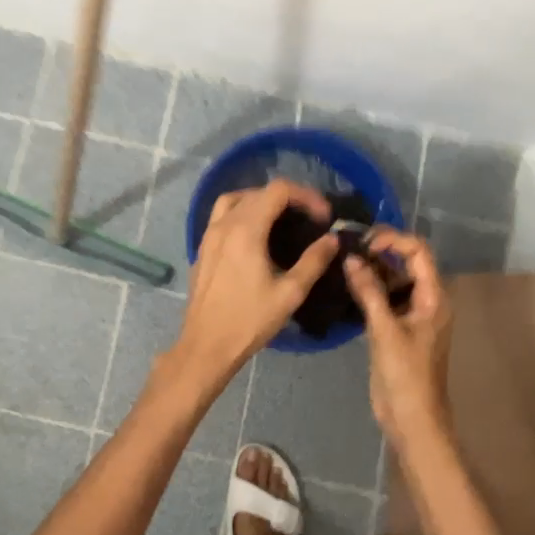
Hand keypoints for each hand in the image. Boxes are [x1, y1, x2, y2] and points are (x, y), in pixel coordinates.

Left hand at [167, 180, 337, 383]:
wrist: (206, 345)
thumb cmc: (250, 320)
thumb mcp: (290, 293)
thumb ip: (314, 261)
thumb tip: (332, 239)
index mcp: (246, 229)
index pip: (278, 190)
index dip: (306, 195)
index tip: (324, 216)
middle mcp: (224, 223)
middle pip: (258, 191)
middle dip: (288, 197)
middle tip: (310, 218)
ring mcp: (209, 234)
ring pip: (236, 198)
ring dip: (262, 200)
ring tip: (283, 218)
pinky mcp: (203, 246)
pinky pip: (222, 214)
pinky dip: (242, 211)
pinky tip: (256, 234)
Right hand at [344, 228, 452, 442]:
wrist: (412, 420)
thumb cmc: (406, 375)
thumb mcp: (385, 330)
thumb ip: (369, 292)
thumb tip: (351, 258)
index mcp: (434, 297)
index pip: (418, 251)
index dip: (393, 239)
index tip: (364, 243)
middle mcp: (426, 301)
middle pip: (406, 262)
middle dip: (379, 251)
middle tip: (347, 249)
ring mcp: (412, 315)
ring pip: (394, 280)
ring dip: (372, 270)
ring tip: (343, 264)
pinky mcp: (397, 329)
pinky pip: (385, 298)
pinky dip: (369, 289)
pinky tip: (347, 287)